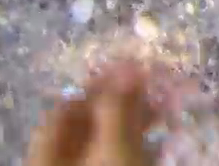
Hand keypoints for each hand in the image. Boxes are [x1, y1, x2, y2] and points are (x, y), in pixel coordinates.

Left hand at [26, 63, 167, 165]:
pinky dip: (141, 133)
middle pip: (87, 119)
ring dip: (140, 112)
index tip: (135, 63)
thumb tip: (131, 63)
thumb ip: (119, 105)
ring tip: (171, 101)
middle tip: (159, 79)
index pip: (64, 109)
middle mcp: (60, 162)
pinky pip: (120, 148)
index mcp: (47, 155)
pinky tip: (164, 128)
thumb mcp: (116, 146)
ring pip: (108, 132)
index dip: (97, 84)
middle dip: (125, 96)